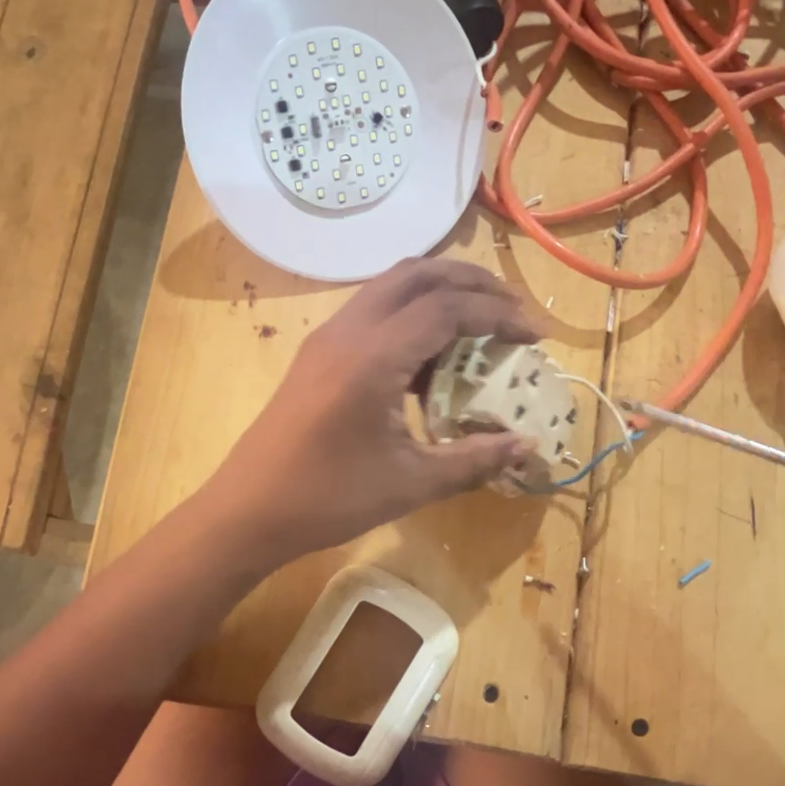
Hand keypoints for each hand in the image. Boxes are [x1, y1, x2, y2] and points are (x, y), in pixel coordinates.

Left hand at [198, 259, 538, 565]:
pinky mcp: (317, 353)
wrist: (248, 510)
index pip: (448, 308)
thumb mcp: (410, 484)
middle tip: (512, 312)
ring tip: (479, 327)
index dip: (499, 314)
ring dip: (439, 293)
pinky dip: (410, 314)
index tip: (536, 336)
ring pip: (391, 286)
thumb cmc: (328, 499)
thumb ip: (474, 459)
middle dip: (473, 284)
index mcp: (373, 356)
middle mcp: (349, 331)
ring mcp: (327, 338)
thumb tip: (527, 445)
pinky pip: (372, 311)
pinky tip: (430, 358)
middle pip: (419, 275)